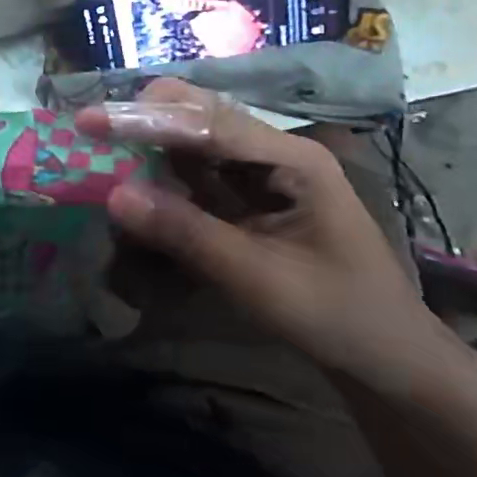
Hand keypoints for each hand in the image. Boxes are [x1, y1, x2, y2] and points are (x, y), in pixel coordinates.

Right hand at [75, 78, 437, 377]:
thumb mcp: (258, 278)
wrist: (387, 360)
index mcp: (292, 159)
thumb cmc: (336, 315)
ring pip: (195, 141)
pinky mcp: (248, 199)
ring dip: (149, 143)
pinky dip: (163, 175)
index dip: (147, 119)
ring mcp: (261, 174)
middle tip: (91, 130)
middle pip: (202, 116)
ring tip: (99, 148)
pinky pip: (198, 175)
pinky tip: (133, 179)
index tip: (90, 119)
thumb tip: (114, 195)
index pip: (210, 123)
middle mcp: (274, 153)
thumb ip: (186, 232)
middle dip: (146, 118)